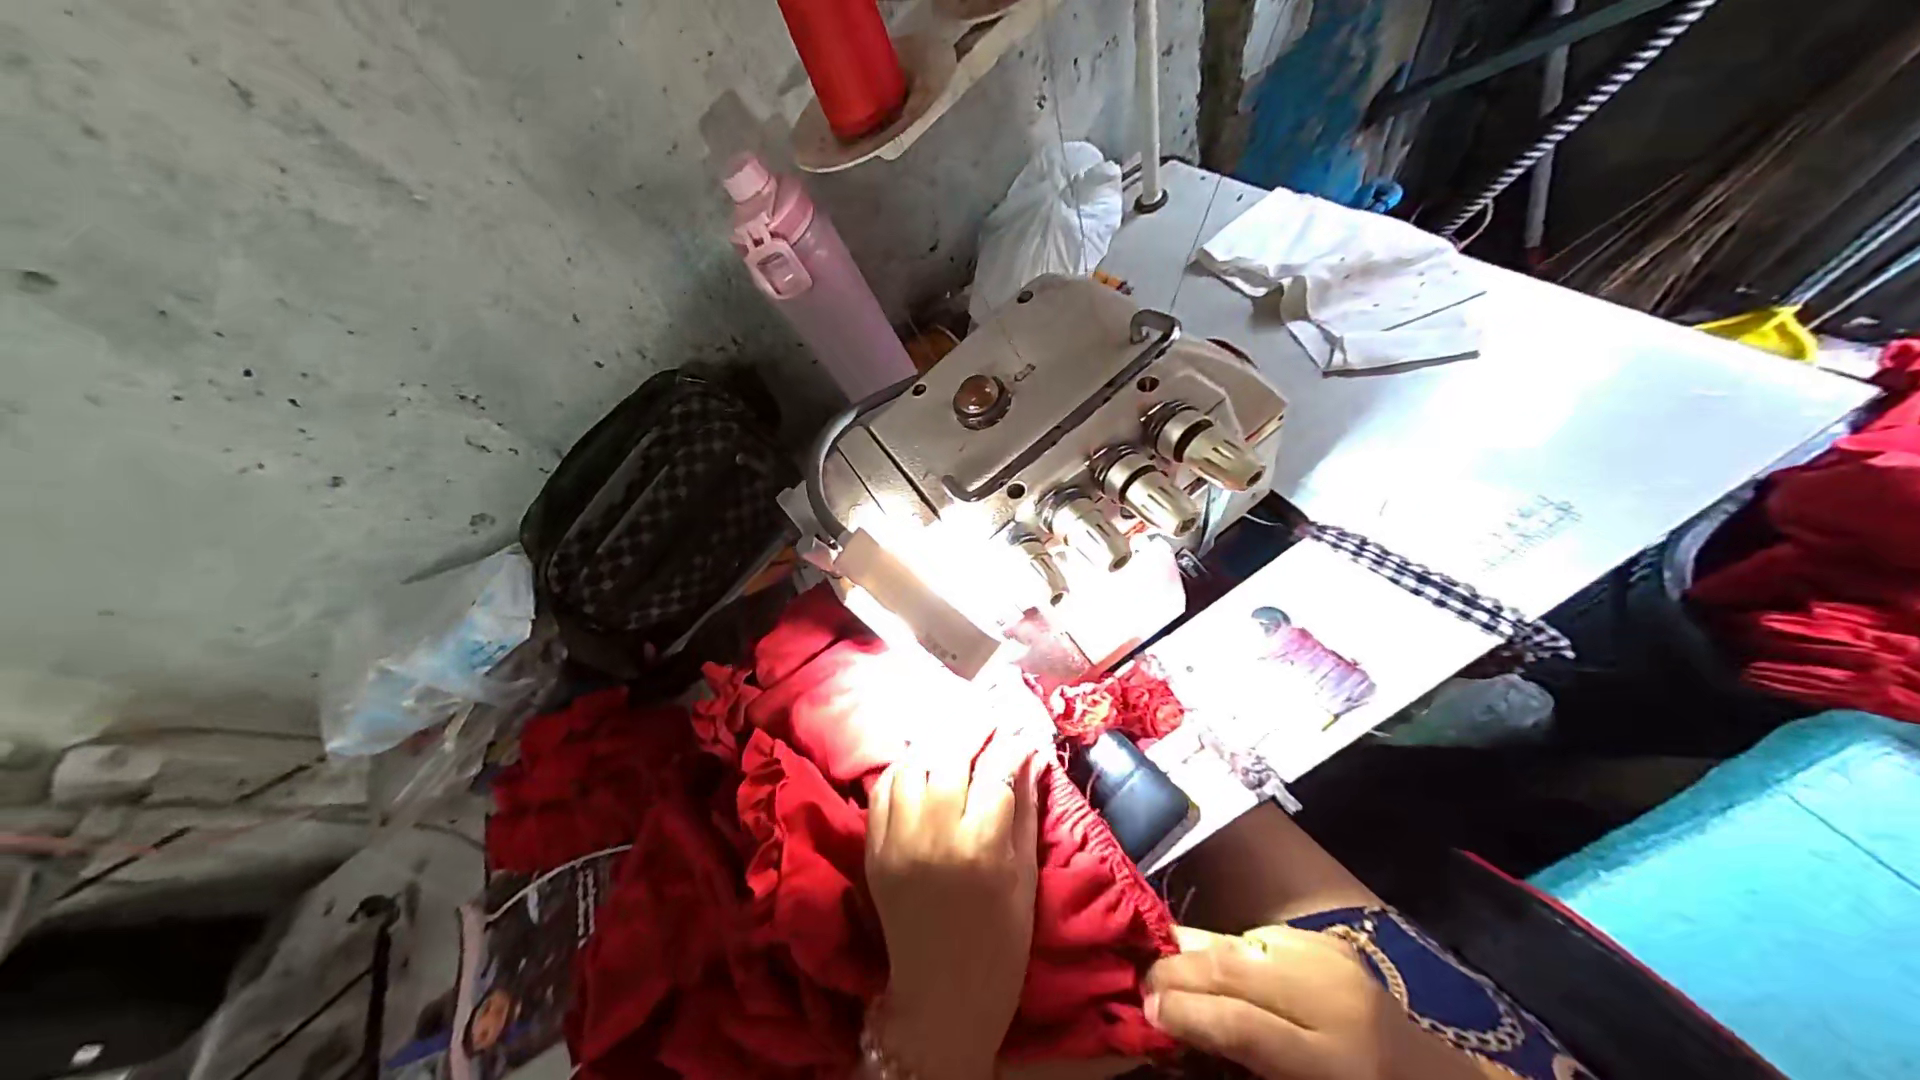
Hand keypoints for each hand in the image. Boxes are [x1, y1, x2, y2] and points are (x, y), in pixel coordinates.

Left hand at [866, 728, 1042, 1079]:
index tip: (1022, 731)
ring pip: (912, 764)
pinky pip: (884, 788)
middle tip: (989, 716)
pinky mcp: (873, 848)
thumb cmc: (1001, 941)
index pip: (998, 771)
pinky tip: (922, 758)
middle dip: (974, 727)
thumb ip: (1025, 809)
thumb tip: (1029, 756)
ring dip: (937, 740)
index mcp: (982, 848)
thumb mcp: (1025, 876)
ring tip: (956, 731)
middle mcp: (935, 836)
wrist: (942, 995)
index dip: (1013, 744)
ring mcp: (897, 840)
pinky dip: (904, 766)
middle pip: (950, 756)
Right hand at [1143, 926, 1483, 1079]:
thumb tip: (1174, 1029)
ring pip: (1240, 941)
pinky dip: (1228, 947)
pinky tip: (1211, 960)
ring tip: (1160, 963)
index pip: (1242, 1025)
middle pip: (1235, 969)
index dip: (1186, 1014)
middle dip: (1177, 971)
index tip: (1145, 1012)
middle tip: (1141, 982)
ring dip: (1193, 951)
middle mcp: (1334, 1001)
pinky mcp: (1330, 942)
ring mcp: (1334, 962)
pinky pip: (1260, 936)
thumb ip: (1241, 1061)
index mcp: (1335, 1063)